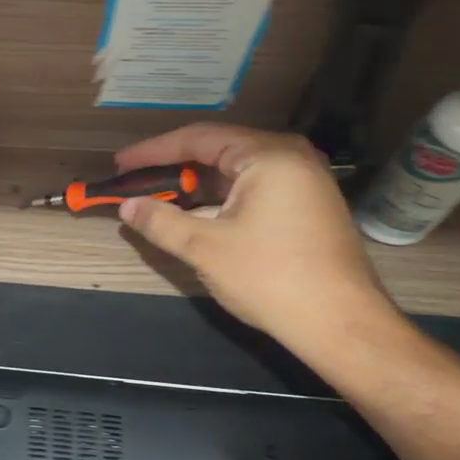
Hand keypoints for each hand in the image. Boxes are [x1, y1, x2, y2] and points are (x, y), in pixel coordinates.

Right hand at [114, 123, 392, 342]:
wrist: (338, 320)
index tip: (120, 164)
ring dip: (197, 184)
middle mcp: (291, 158)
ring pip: (238, 172)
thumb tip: (127, 206)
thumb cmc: (269, 277)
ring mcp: (305, 182)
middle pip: (220, 150)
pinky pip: (255, 189)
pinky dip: (221, 197)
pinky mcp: (309, 206)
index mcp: (268, 156)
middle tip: (137, 180)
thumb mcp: (205, 248)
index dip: (154, 151)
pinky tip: (198, 215)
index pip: (199, 139)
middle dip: (174, 166)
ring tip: (160, 198)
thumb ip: (161, 221)